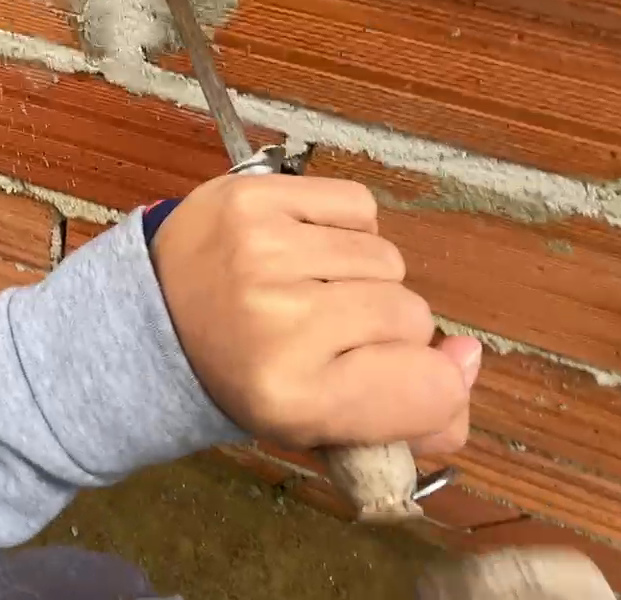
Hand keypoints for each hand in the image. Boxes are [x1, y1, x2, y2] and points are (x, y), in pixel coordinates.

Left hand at [150, 173, 477, 454]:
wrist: (151, 310)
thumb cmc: (238, 370)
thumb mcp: (315, 425)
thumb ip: (408, 415)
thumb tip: (469, 356)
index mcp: (292, 396)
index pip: (429, 387)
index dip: (424, 382)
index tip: (383, 373)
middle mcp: (277, 318)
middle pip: (411, 314)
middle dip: (382, 325)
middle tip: (322, 328)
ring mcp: (262, 248)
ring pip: (385, 256)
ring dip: (360, 273)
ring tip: (307, 284)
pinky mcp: (252, 195)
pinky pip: (356, 204)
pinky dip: (344, 225)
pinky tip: (303, 245)